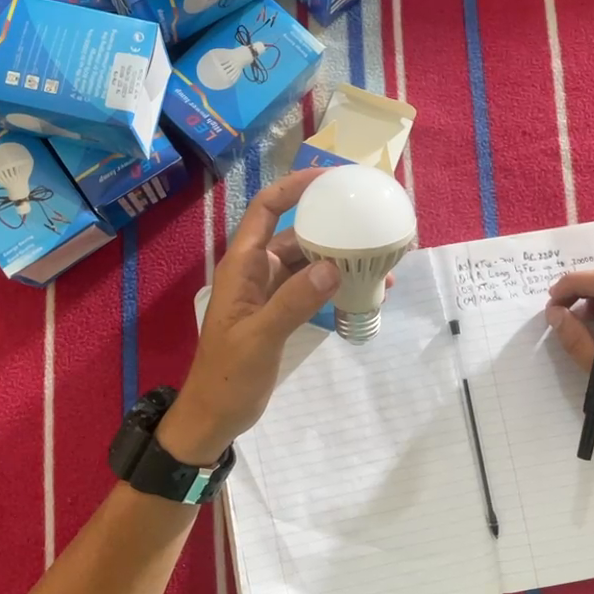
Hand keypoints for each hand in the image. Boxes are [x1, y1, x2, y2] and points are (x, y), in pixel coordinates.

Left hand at [162, 169, 340, 464]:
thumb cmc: (227, 375)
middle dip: (329, 222)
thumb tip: (333, 266)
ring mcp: (269, 291)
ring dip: (338, 256)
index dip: (294, 186)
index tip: (332, 178)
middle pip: (295, 231)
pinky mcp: (280, 312)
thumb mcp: (260, 338)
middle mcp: (256, 270)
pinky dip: (335, 284)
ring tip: (379, 256)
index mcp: (242, 265)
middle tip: (369, 218)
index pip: (266, 208)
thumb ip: (294, 302)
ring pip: (307, 260)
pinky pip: (311, 287)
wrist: (215, 415)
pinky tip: (365, 290)